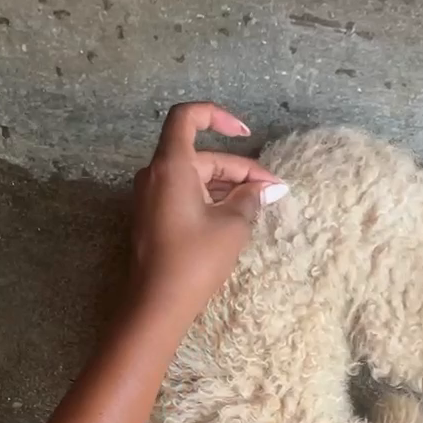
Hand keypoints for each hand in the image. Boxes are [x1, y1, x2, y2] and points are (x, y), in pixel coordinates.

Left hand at [129, 102, 287, 320]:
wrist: (155, 305)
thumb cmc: (194, 261)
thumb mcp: (232, 226)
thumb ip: (250, 198)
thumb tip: (265, 188)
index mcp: (170, 166)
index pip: (187, 117)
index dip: (218, 116)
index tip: (245, 133)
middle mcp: (154, 175)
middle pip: (201, 156)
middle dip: (238, 170)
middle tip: (272, 190)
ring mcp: (150, 198)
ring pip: (194, 178)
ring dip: (226, 187)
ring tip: (258, 206)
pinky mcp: (152, 219)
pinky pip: (183, 196)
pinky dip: (209, 200)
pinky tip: (234, 218)